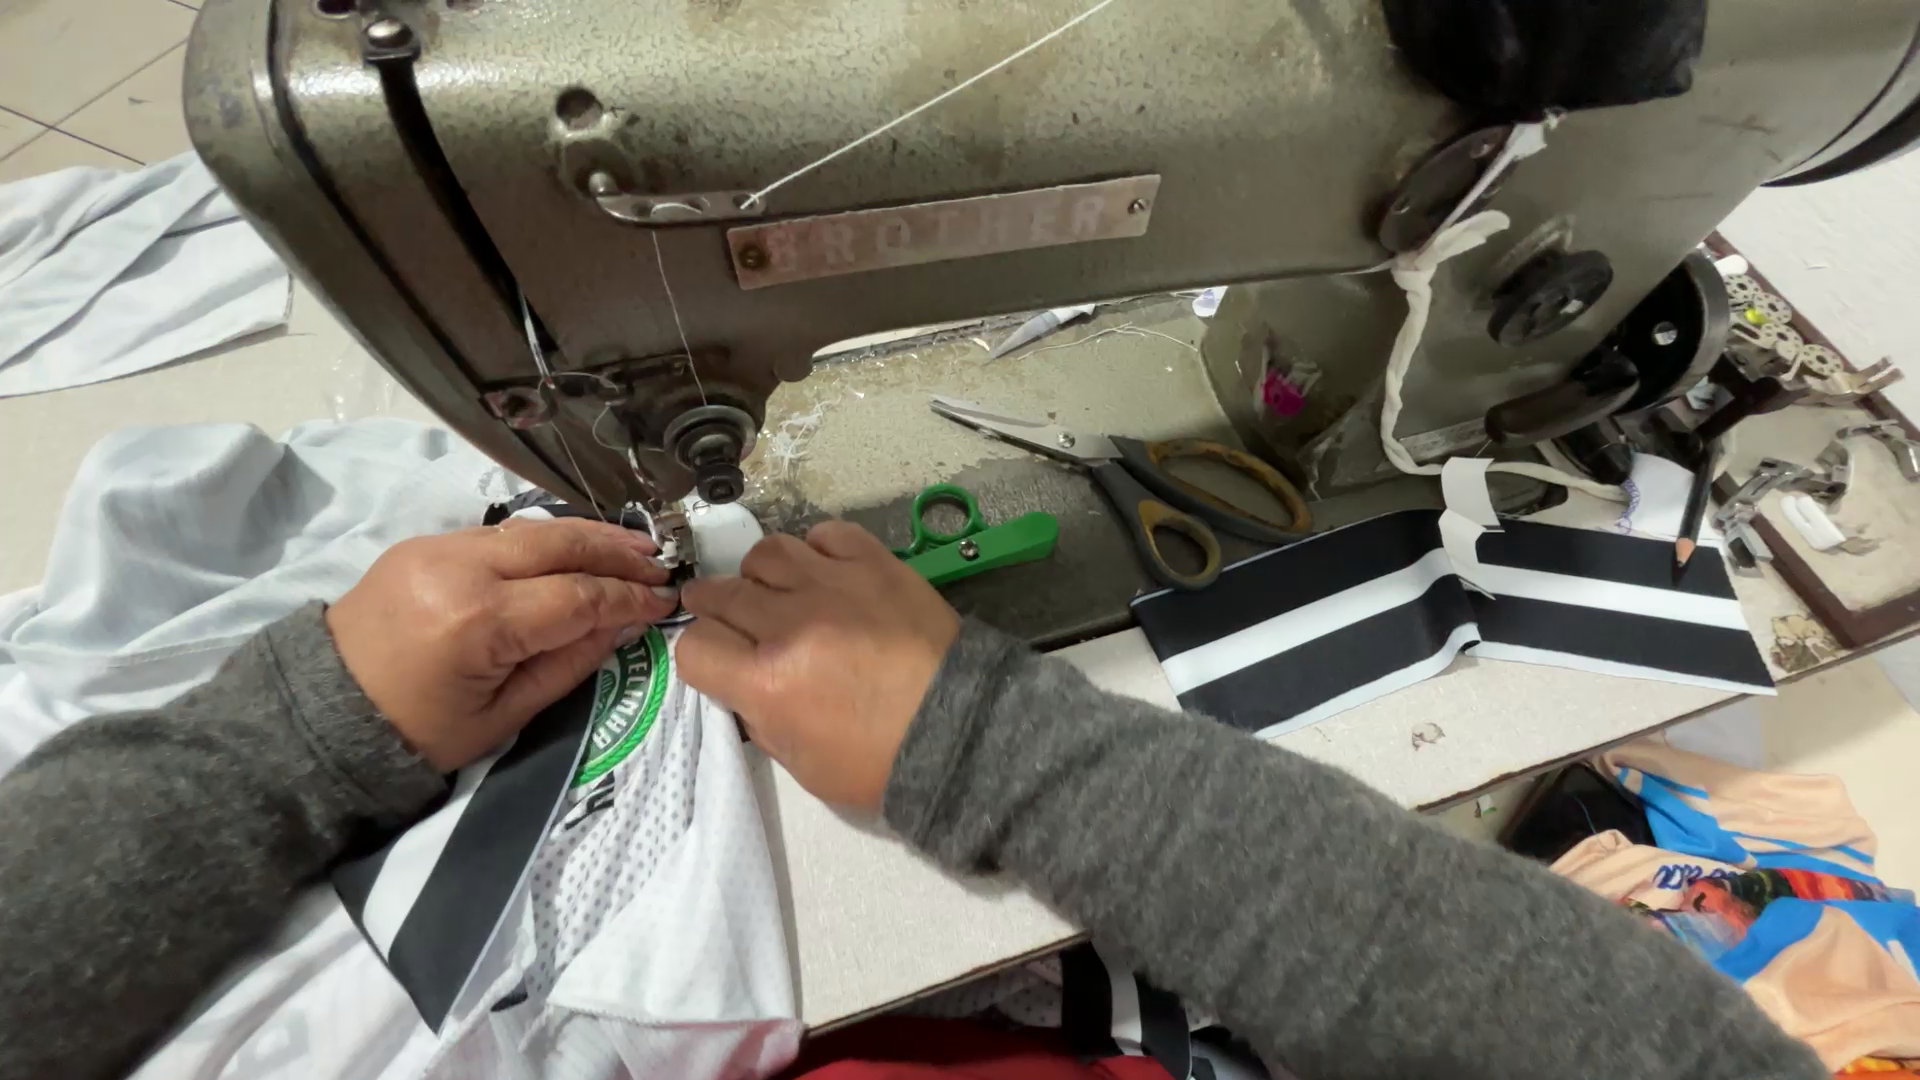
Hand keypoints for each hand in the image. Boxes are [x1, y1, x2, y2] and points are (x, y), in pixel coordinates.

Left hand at [326, 517, 678, 771]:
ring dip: (591, 536)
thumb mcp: (506, 714)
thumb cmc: (415, 733)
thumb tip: (623, 623)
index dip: (629, 599)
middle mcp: (459, 568)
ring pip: (536, 528)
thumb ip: (572, 662)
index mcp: (478, 621)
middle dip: (619, 553)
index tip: (664, 603)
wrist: (314, 716)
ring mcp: (438, 547)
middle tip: (661, 564)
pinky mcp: (427, 543)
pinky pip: (506, 532)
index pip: (579, 597)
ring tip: (635, 546)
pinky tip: (581, 547)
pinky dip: (552, 538)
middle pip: (562, 545)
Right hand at [676, 520, 959, 811]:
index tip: (717, 656)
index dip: (701, 652)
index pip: (696, 645)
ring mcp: (835, 585)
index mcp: (768, 682)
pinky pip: (827, 533)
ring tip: (776, 588)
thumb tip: (742, 682)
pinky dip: (815, 547)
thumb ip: (759, 717)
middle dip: (715, 604)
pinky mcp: (876, 563)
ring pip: (768, 552)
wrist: (958, 726)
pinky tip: (822, 568)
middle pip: (724, 592)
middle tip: (728, 611)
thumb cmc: (879, 759)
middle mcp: (792, 624)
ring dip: (761, 572)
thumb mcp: (801, 763)